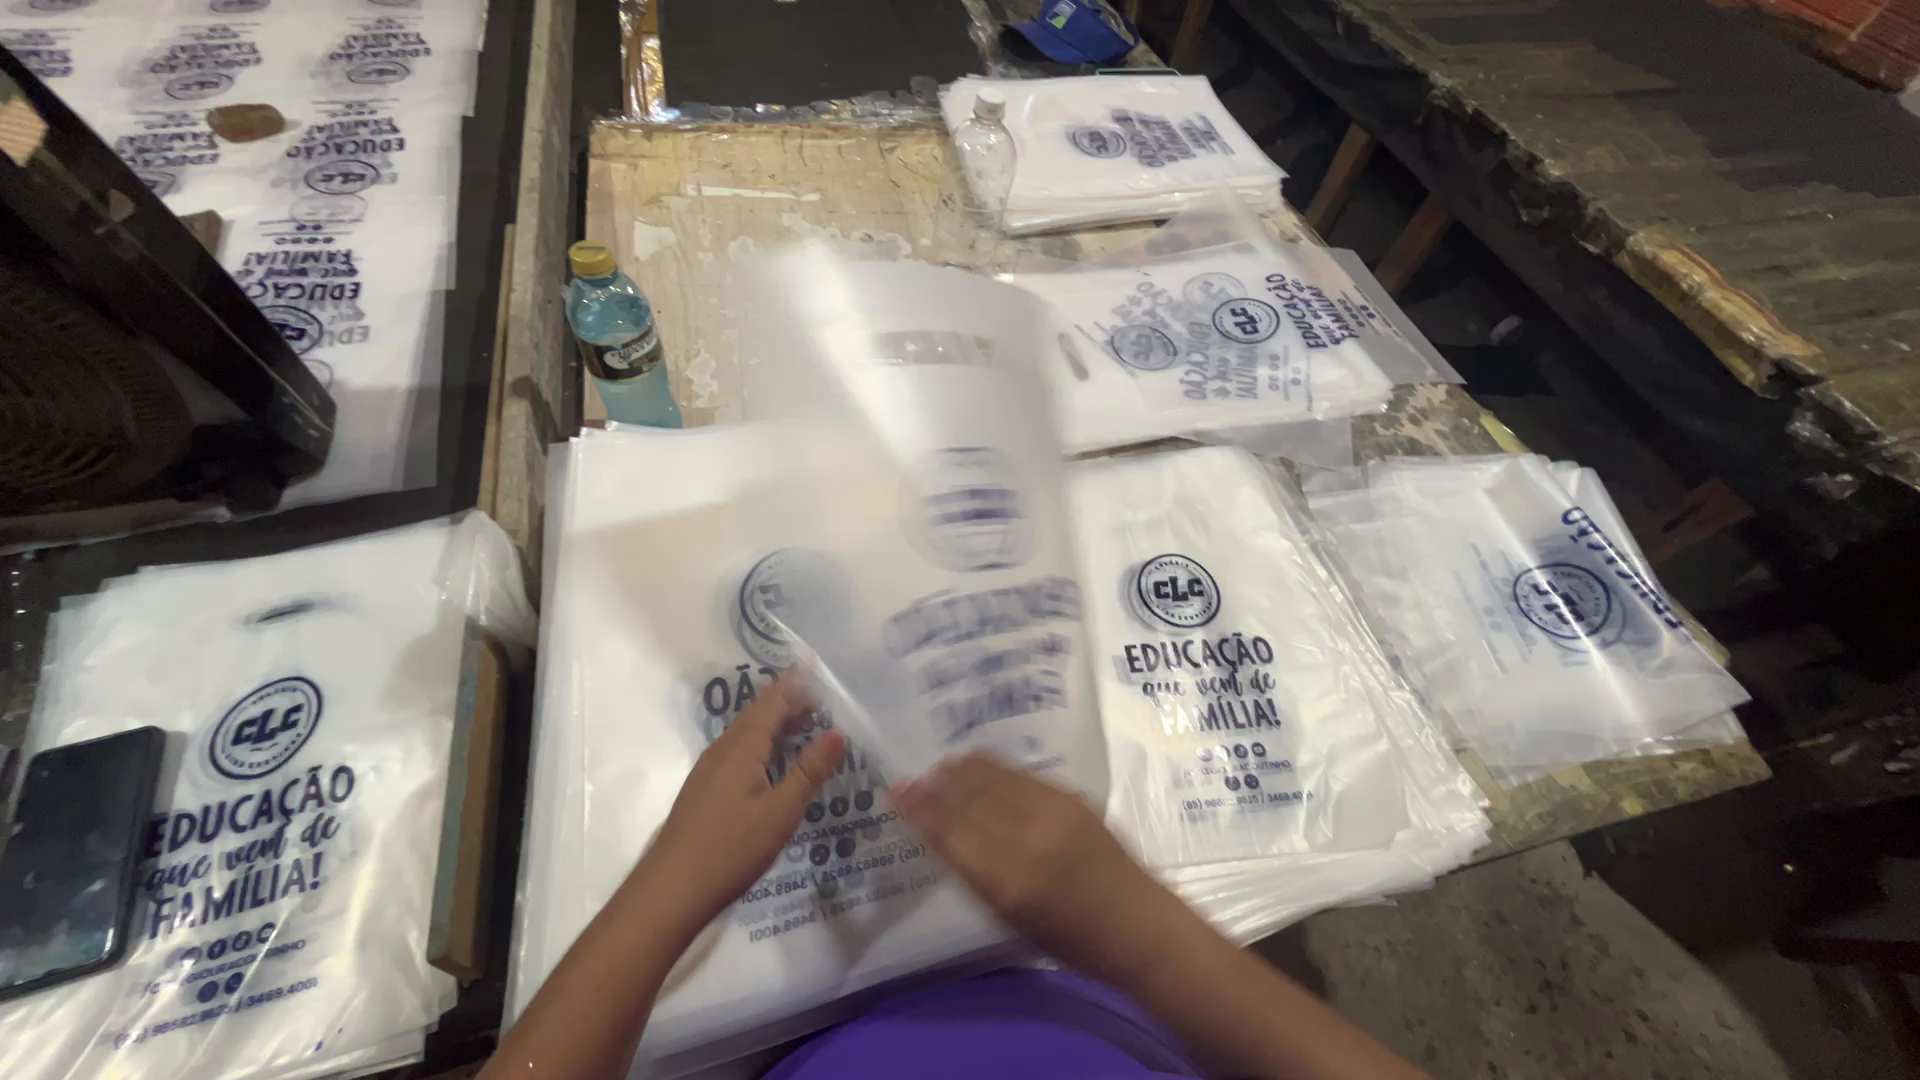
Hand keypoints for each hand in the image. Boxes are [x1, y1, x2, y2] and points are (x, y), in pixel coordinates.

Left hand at [638, 676, 847, 931]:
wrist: (669, 894)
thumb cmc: (728, 850)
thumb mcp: (780, 812)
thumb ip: (809, 771)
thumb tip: (839, 732)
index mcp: (740, 748)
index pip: (772, 702)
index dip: (795, 683)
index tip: (816, 663)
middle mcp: (723, 751)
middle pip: (759, 714)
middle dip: (790, 700)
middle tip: (824, 693)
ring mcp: (711, 772)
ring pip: (749, 735)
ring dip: (778, 723)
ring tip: (809, 721)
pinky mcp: (707, 793)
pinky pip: (742, 753)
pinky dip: (767, 745)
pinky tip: (778, 761)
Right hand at [893, 753, 1196, 984]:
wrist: (1136, 923)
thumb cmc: (1068, 938)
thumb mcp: (1008, 917)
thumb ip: (973, 871)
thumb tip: (938, 832)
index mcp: (1007, 879)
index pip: (949, 831)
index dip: (918, 807)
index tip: (894, 789)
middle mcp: (1027, 837)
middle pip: (967, 797)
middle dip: (936, 784)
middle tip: (914, 777)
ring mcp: (1052, 810)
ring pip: (992, 776)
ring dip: (961, 770)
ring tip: (942, 768)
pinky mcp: (1071, 795)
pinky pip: (1020, 773)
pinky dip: (992, 768)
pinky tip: (979, 766)